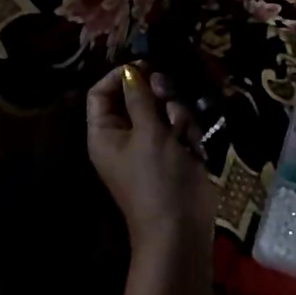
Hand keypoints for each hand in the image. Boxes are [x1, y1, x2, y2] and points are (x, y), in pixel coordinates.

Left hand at [86, 64, 216, 253]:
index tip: (143, 67)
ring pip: (163, 109)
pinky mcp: (174, 153)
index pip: (100, 93)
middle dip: (157, 94)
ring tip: (183, 133)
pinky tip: (195, 147)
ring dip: (177, 115)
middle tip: (168, 95)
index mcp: (105, 132)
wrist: (181, 227)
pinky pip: (180, 128)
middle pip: (136, 97)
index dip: (120, 76)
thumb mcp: (148, 133)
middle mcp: (124, 136)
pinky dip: (188, 132)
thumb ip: (140, 97)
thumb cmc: (157, 179)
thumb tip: (130, 70)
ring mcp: (151, 145)